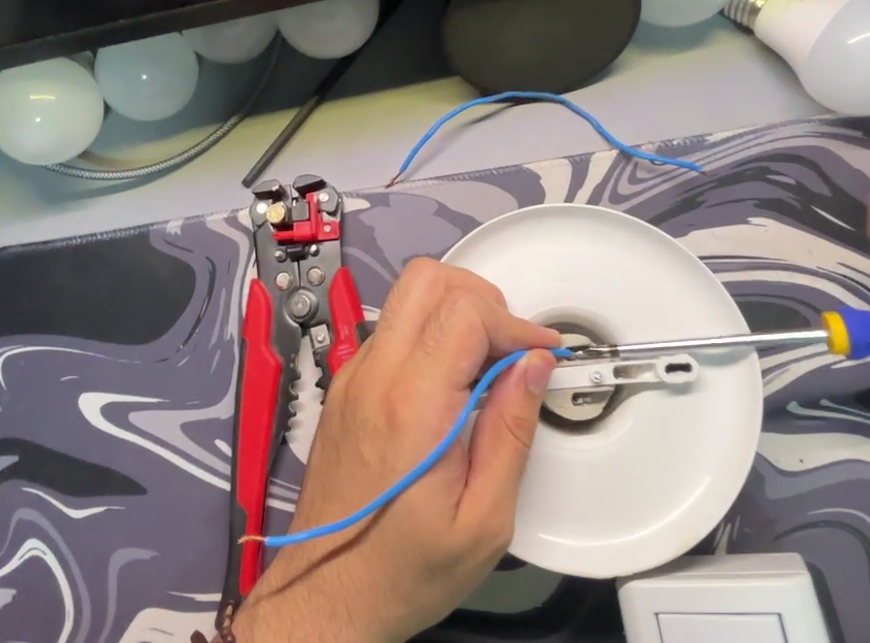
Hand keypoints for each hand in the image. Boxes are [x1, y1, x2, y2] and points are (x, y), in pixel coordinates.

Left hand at [234, 259, 561, 642]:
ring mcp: (353, 375)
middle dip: (482, 297)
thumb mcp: (483, 520)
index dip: (514, 322)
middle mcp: (374, 375)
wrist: (326, 591)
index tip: (543, 354)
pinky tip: (454, 381)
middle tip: (512, 346)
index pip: (463, 310)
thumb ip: (511, 431)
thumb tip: (533, 365)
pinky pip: (393, 329)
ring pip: (406, 297)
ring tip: (488, 364)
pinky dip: (431, 332)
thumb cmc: (404, 569)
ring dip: (455, 311)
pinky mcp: (347, 385)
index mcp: (410, 405)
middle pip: (426, 279)